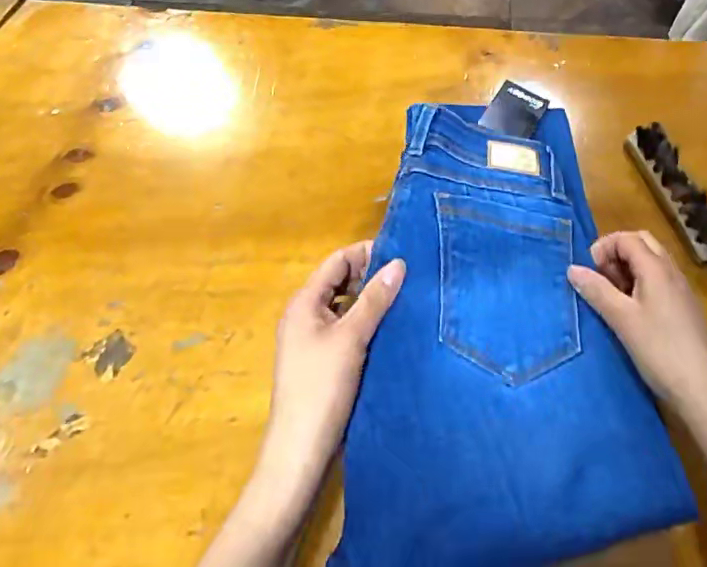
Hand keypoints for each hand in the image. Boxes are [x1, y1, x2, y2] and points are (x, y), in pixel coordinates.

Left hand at [258, 241, 405, 485]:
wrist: (299, 452)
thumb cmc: (322, 387)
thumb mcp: (352, 338)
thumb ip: (374, 299)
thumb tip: (398, 263)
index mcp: (304, 302)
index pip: (337, 261)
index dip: (366, 253)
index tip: (401, 255)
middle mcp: (304, 315)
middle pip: (339, 281)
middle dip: (370, 275)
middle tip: (407, 277)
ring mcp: (311, 339)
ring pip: (344, 305)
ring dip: (369, 300)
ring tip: (403, 299)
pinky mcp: (321, 361)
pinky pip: (345, 328)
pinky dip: (364, 322)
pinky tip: (388, 329)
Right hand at [568, 230, 706, 416]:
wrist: (705, 390)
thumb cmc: (660, 350)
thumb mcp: (622, 319)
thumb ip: (597, 291)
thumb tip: (572, 268)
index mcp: (656, 267)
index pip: (626, 238)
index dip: (604, 247)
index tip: (590, 272)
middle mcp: (671, 271)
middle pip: (642, 243)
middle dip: (617, 253)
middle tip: (602, 279)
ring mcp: (681, 290)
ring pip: (652, 262)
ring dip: (629, 269)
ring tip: (613, 297)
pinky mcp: (686, 308)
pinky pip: (660, 281)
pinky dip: (642, 284)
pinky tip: (633, 312)